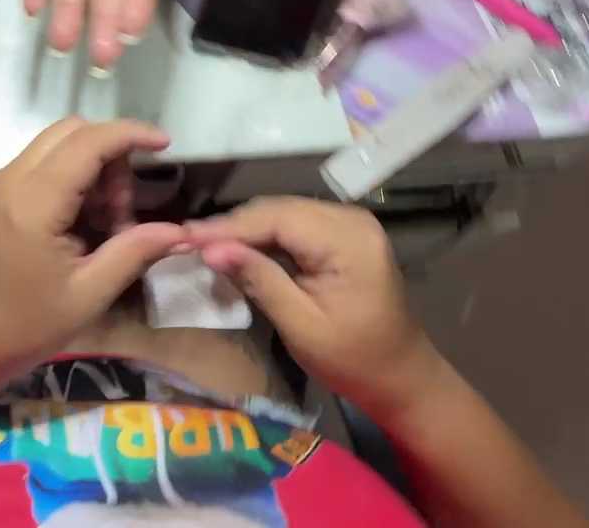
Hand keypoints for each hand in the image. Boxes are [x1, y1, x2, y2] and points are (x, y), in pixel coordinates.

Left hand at [0, 118, 184, 377]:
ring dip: (94, 165)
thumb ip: (133, 252)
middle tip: (125, 211)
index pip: (88, 141)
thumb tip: (181, 231)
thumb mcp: (88, 295)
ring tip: (107, 223)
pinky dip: (74, 176)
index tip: (165, 144)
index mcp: (34, 201)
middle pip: (72, 130)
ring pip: (59, 142)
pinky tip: (85, 223)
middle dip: (112, 154)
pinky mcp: (1, 193)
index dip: (130, 134)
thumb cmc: (25, 325)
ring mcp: (3, 182)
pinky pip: (46, 162)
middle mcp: (14, 178)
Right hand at [189, 198, 445, 415]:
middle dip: (233, 225)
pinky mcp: (342, 231)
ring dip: (244, 227)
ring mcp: (349, 222)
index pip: (277, 219)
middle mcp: (351, 220)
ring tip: (204, 241)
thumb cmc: (353, 361)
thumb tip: (210, 250)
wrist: (401, 378)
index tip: (187, 236)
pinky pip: (294, 222)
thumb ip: (258, 280)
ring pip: (282, 211)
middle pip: (278, 209)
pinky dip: (263, 233)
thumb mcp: (301, 327)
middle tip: (189, 239)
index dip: (229, 226)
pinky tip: (237, 244)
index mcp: (349, 241)